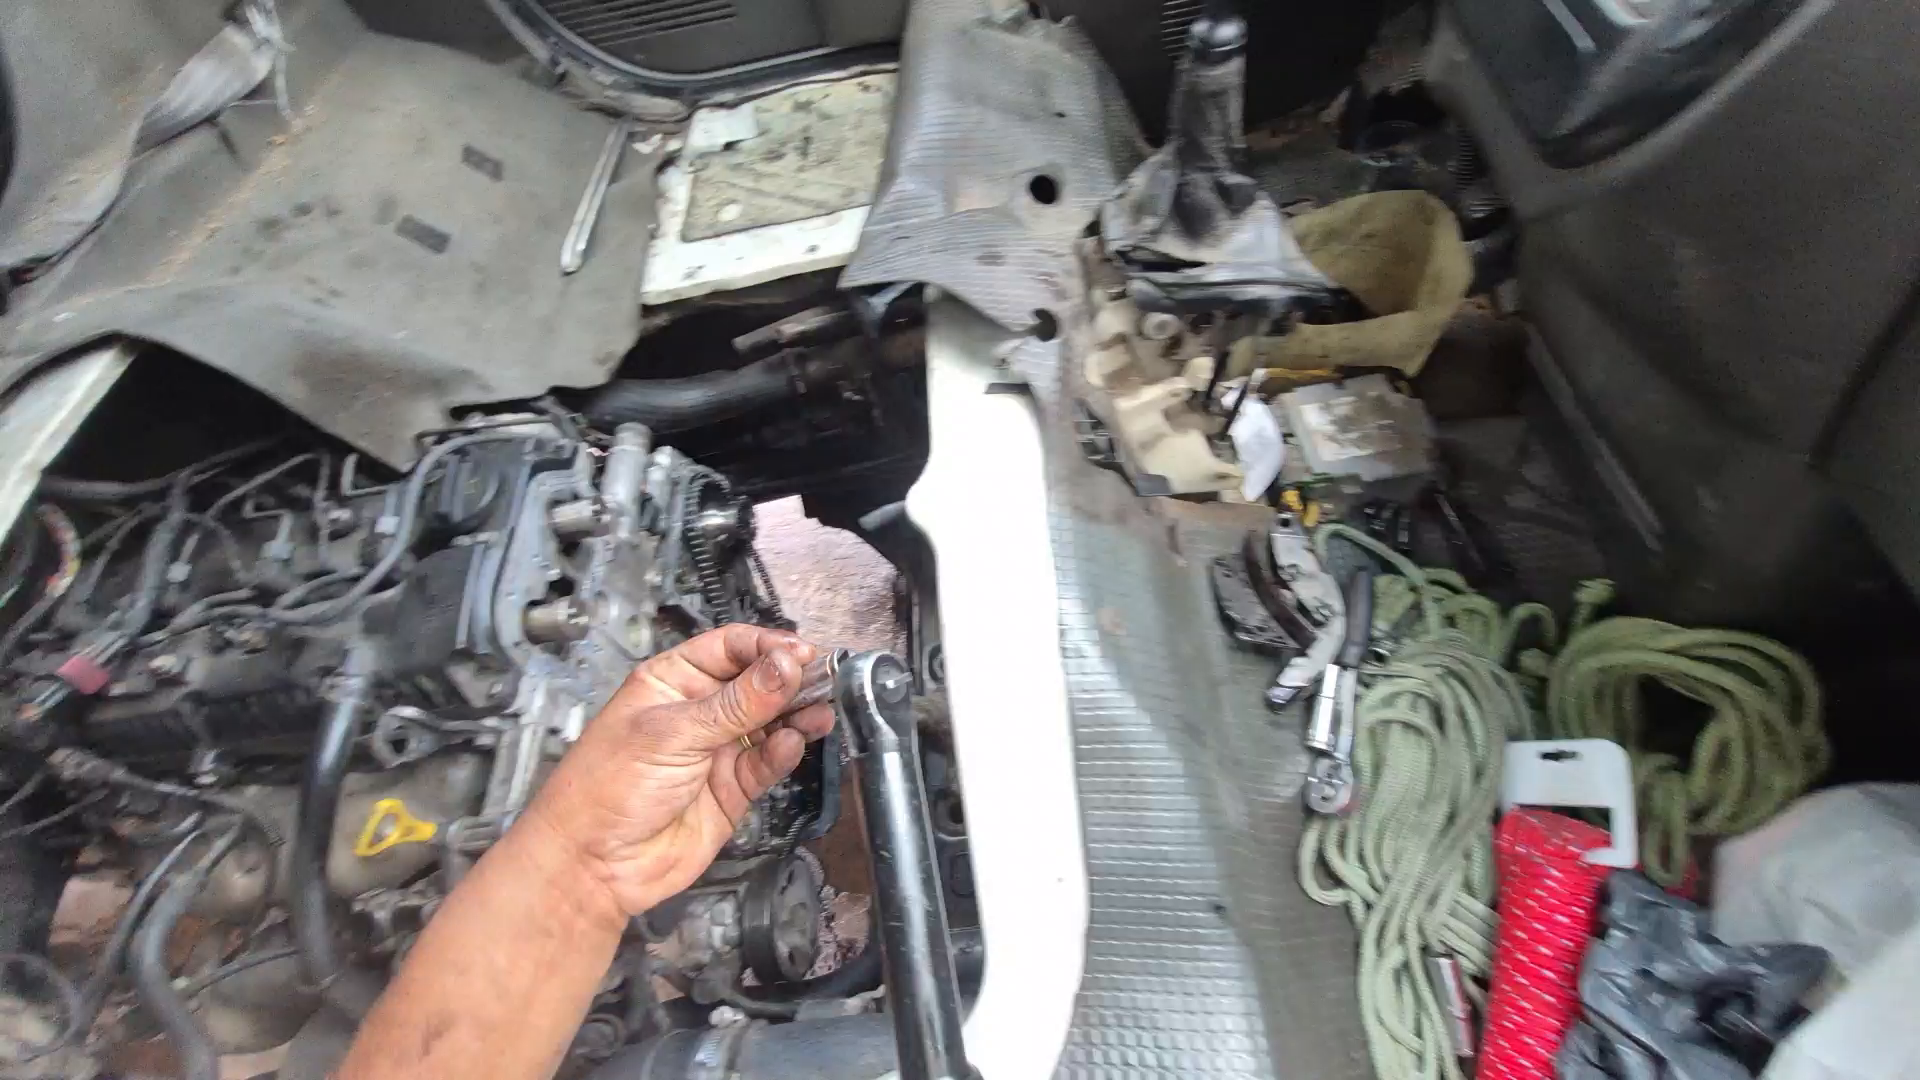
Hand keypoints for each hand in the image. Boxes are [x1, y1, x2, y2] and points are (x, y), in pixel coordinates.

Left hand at [521, 624, 835, 919]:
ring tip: (819, 714)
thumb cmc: (611, 785)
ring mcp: (721, 747)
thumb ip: (738, 703)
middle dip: (791, 680)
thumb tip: (787, 665)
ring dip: (797, 715)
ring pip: (772, 721)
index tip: (801, 653)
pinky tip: (790, 746)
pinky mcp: (735, 786)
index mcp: (676, 680)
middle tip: (824, 681)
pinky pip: (768, 760)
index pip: (732, 647)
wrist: (593, 869)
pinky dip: (784, 752)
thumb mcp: (674, 733)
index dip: (768, 646)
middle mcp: (703, 708)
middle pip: (759, 681)